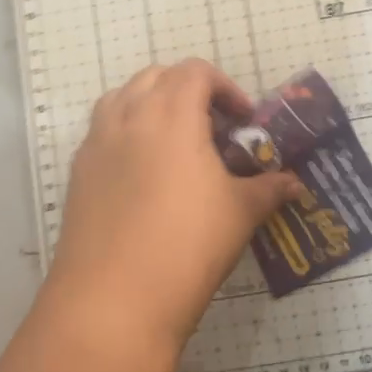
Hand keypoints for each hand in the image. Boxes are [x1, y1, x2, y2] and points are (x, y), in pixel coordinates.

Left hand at [44, 60, 303, 349]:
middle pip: (157, 77)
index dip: (225, 87)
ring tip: (175, 145)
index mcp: (171, 114)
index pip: (196, 72)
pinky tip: (144, 175)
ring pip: (123, 98)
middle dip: (188, 92)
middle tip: (213, 129)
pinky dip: (126, 134)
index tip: (243, 121)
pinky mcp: (77, 172)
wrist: (112, 300)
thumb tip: (294, 183)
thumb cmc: (187, 245)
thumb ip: (268, 188)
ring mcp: (96, 142)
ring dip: (152, 106)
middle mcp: (129, 116)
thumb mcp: (240, 213)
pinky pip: (103, 132)